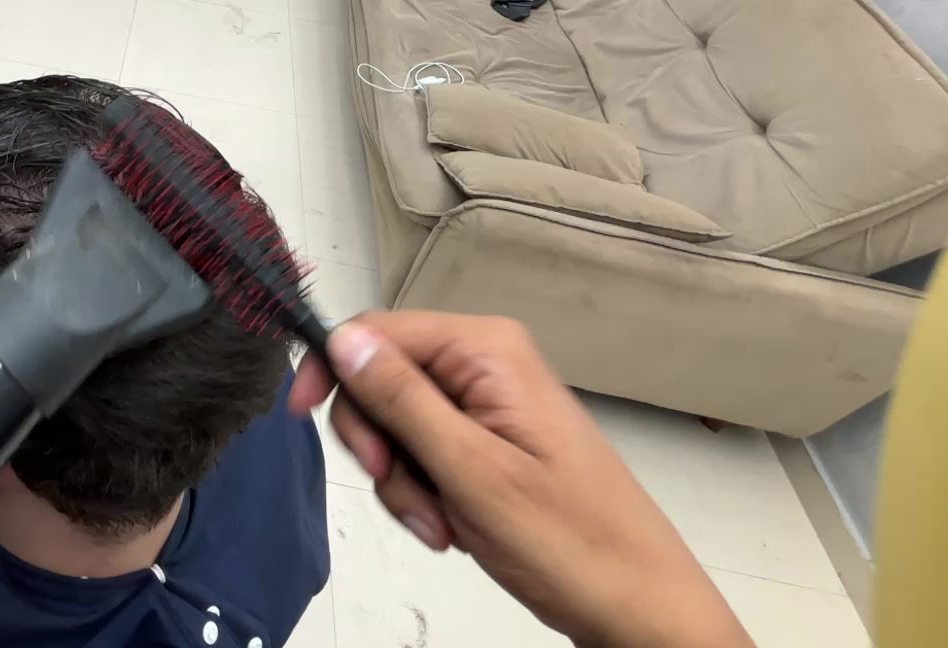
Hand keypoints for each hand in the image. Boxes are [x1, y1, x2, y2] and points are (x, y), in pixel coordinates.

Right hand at [290, 312, 750, 647]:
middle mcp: (479, 361)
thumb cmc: (572, 543)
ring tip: (439, 522)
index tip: (301, 415)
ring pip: (393, 418)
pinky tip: (450, 522)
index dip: (332, 368)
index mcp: (483, 349)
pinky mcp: (482, 435)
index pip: (376, 331)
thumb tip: (341, 338)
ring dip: (400, 476)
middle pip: (379, 376)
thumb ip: (401, 398)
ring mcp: (482, 400)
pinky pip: (419, 445)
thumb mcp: (471, 471)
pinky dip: (419, 487)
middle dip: (379, 440)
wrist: (646, 617)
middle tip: (402, 488)